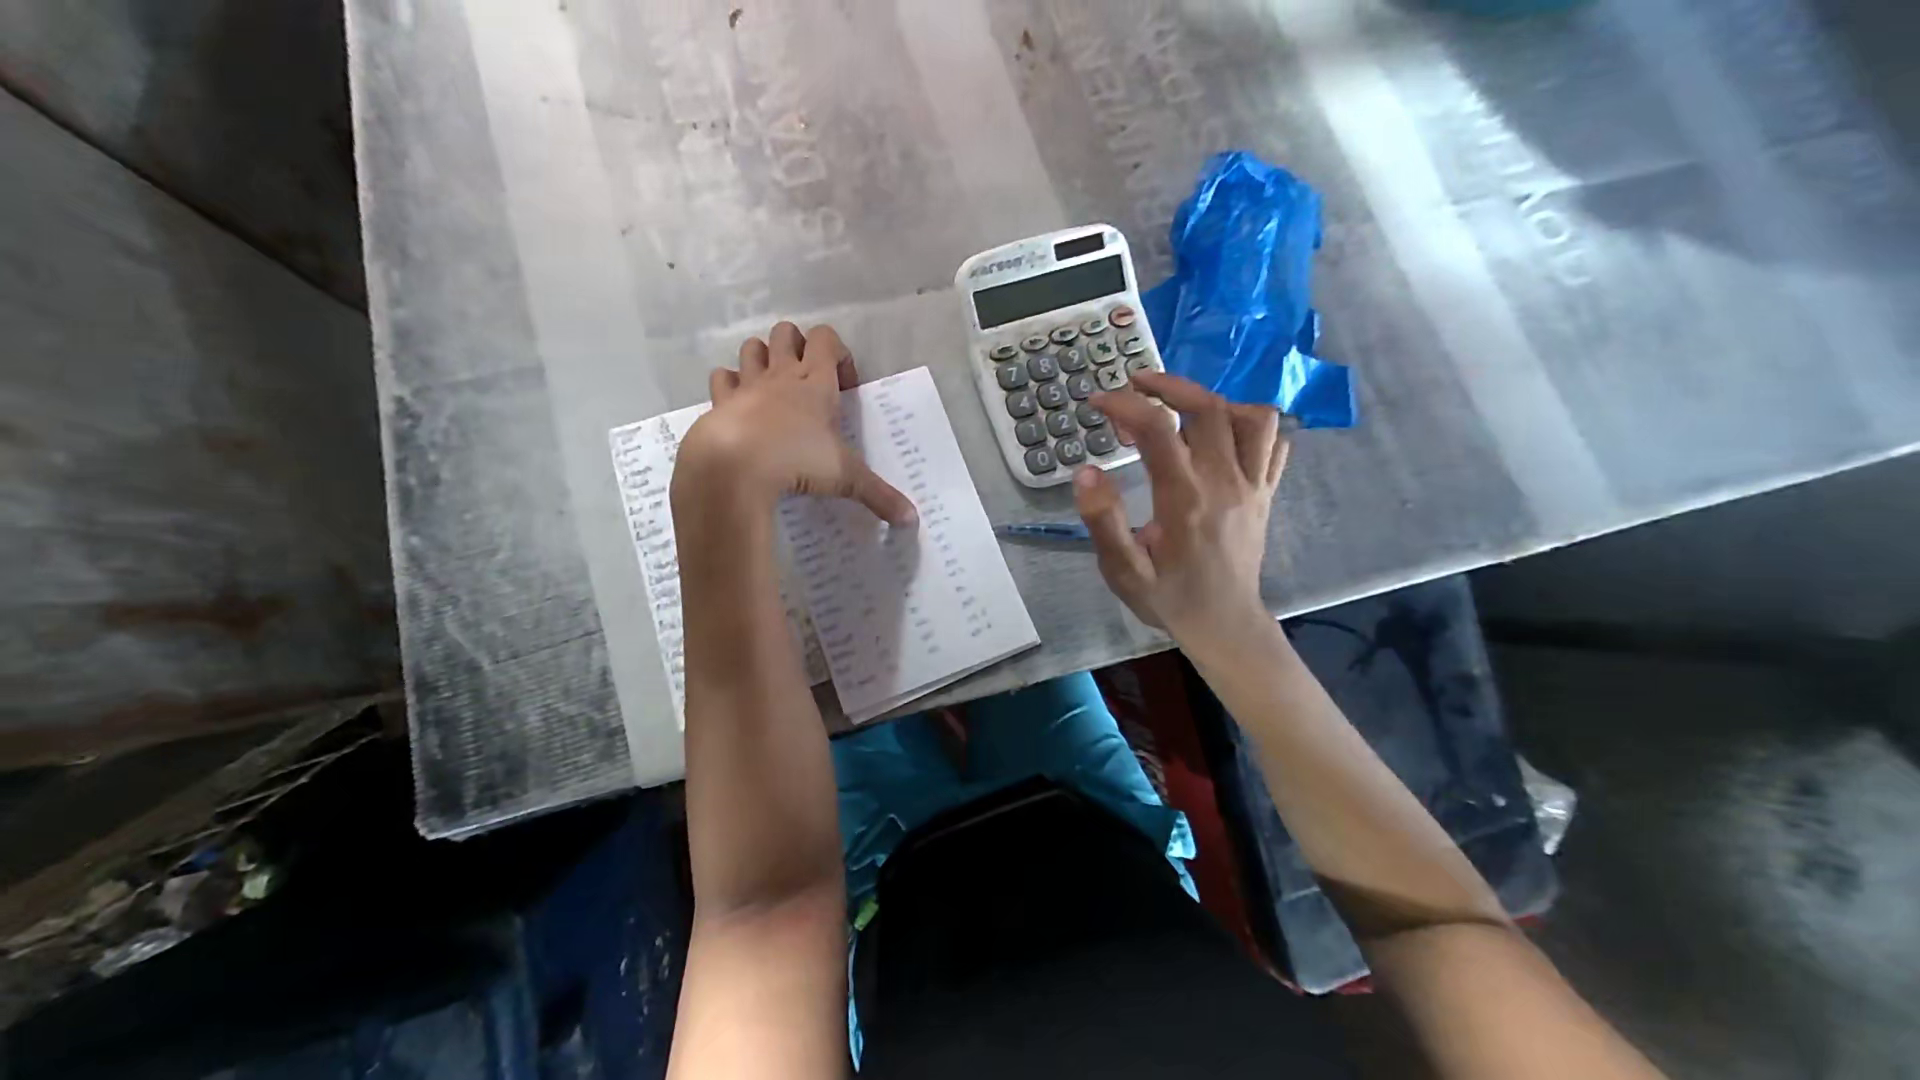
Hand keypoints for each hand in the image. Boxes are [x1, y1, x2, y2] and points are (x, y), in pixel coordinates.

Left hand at [672, 322, 916, 523]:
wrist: (735, 466)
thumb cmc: (799, 461)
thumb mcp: (847, 478)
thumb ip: (879, 496)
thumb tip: (912, 520)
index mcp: (816, 383)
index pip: (826, 339)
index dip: (838, 353)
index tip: (845, 387)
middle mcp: (781, 376)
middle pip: (786, 333)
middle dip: (797, 347)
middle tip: (808, 382)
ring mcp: (747, 386)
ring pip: (751, 348)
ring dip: (762, 359)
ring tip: (773, 388)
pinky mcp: (720, 403)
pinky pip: (722, 378)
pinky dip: (730, 386)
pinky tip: (740, 406)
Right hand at [1073, 371, 1287, 641]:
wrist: (1223, 624)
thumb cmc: (1167, 597)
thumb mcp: (1123, 570)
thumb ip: (1103, 521)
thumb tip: (1085, 472)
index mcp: (1184, 499)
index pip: (1157, 430)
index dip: (1125, 405)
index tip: (1098, 402)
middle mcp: (1224, 482)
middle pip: (1207, 407)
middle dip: (1168, 385)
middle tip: (1136, 385)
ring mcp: (1253, 485)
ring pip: (1252, 417)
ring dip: (1214, 400)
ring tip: (1182, 408)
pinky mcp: (1266, 493)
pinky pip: (1274, 442)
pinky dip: (1250, 424)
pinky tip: (1222, 433)